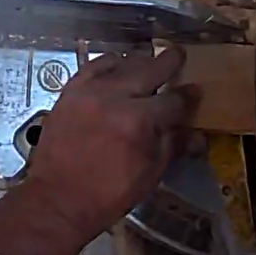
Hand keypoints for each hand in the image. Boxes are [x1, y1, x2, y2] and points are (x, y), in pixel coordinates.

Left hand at [16, 47, 198, 242]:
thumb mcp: (150, 174)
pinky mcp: (70, 92)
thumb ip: (173, 146)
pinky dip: (109, 63)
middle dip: (168, 62)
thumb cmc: (108, 194)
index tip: (195, 91)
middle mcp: (115, 97)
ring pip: (121, 62)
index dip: (188, 96)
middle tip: (178, 55)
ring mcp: (89, 91)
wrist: (58, 200)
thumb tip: (197, 134)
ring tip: (148, 64)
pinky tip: (116, 66)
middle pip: (149, 69)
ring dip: (138, 62)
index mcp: (139, 120)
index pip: (173, 100)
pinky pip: (93, 66)